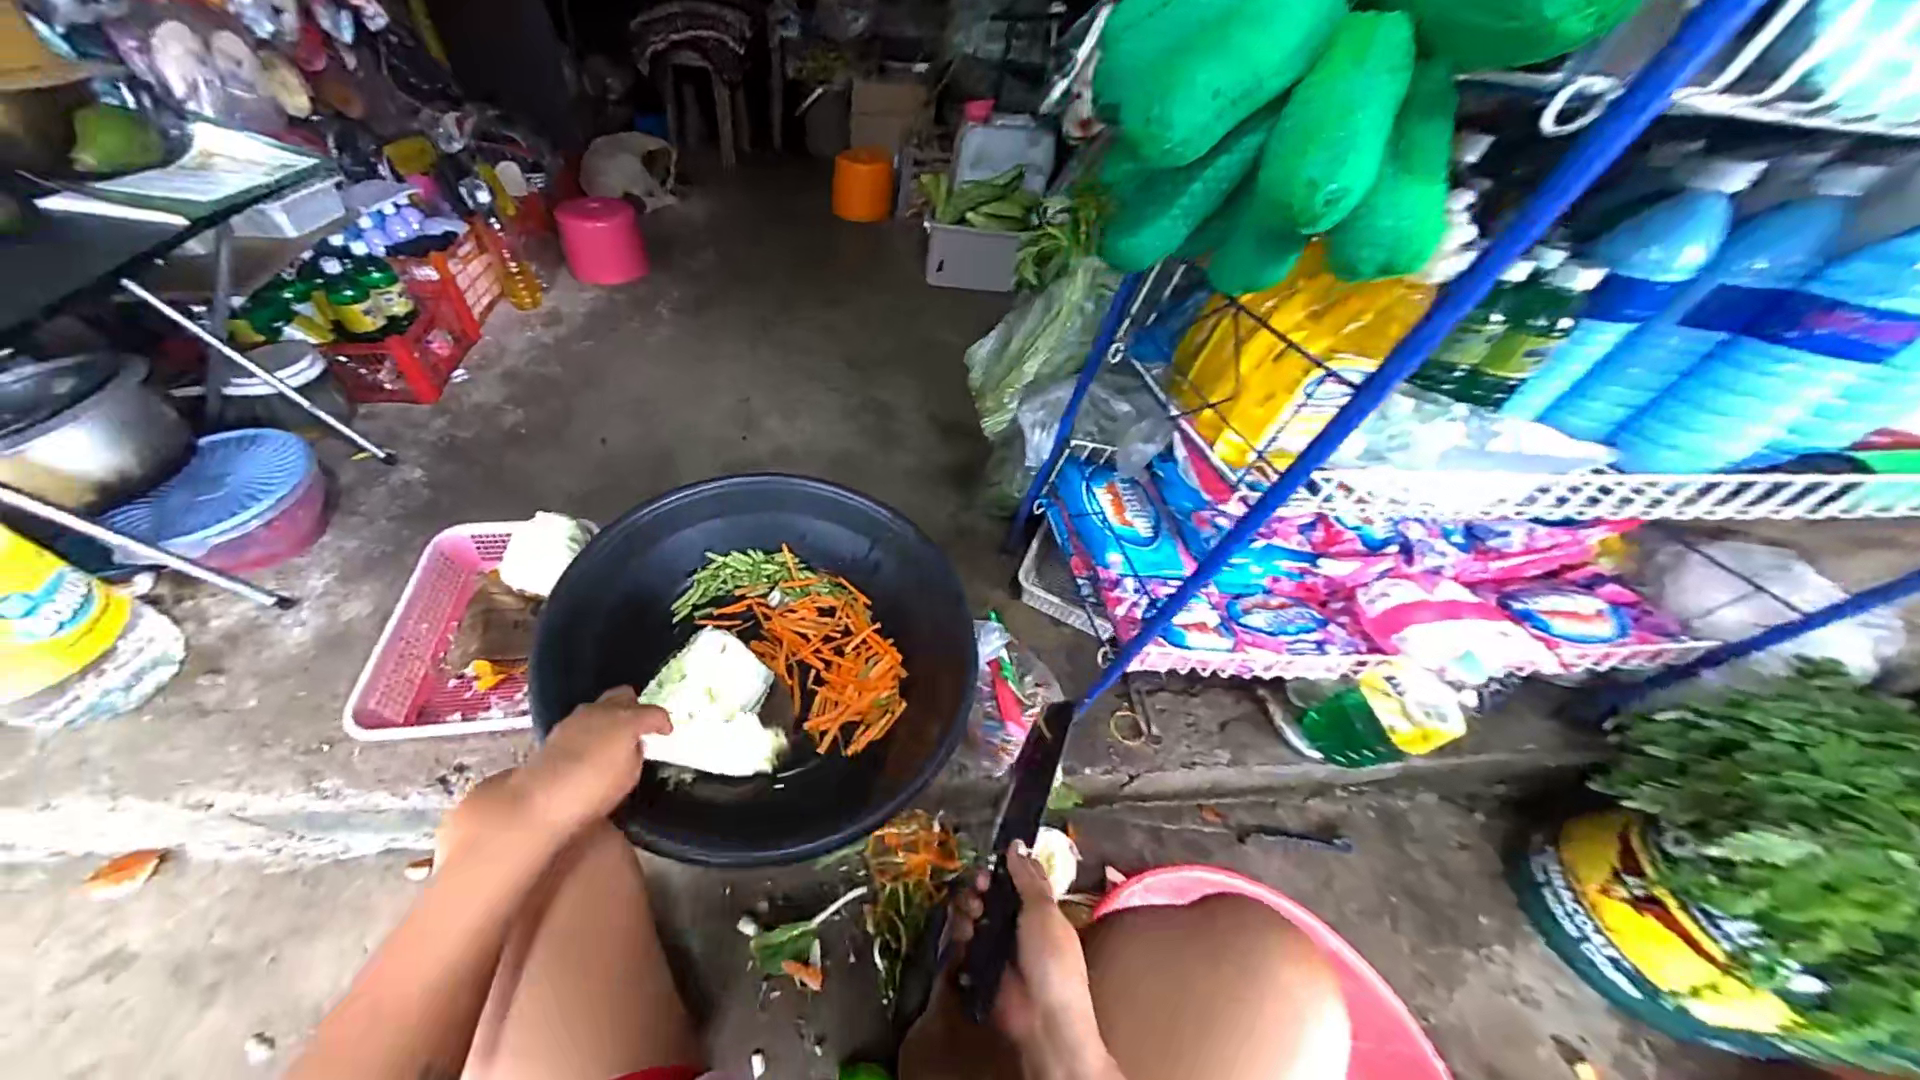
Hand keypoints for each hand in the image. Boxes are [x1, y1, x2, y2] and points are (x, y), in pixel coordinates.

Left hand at [512, 686, 671, 836]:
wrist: (538, 799)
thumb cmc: (594, 789)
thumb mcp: (630, 775)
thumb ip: (636, 753)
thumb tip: (632, 744)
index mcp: (628, 719)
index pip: (653, 713)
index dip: (663, 722)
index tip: (666, 732)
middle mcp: (603, 711)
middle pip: (624, 695)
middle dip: (635, 706)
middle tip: (639, 725)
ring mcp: (576, 718)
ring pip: (600, 706)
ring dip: (611, 716)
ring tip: (614, 737)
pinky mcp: (556, 731)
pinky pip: (583, 721)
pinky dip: (592, 728)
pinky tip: (591, 746)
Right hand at [947, 844, 1118, 1079]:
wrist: (1042, 1018)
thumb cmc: (1053, 960)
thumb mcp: (1044, 911)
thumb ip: (1027, 877)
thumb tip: (1016, 844)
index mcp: (1038, 909)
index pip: (1014, 879)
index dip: (1003, 868)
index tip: (993, 862)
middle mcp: (1015, 924)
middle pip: (988, 894)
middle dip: (980, 887)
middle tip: (980, 889)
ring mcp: (995, 945)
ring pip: (971, 913)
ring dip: (968, 908)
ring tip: (973, 914)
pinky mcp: (977, 964)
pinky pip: (961, 941)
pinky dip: (959, 933)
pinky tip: (964, 933)